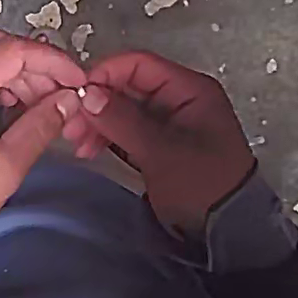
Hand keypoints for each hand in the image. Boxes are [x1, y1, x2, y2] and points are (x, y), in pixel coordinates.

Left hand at [0, 30, 100, 233]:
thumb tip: (66, 101)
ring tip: (45, 106)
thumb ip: (40, 127)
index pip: (12, 51)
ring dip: (22, 77)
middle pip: (0, 48)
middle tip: (63, 91)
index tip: (75, 78)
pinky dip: (3, 86)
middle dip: (38, 67)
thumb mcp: (4, 166)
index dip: (52, 61)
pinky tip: (21, 109)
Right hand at [82, 50, 255, 236]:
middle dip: (95, 103)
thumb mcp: (162, 152)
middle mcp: (176, 100)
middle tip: (71, 127)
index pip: (138, 65)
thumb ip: (123, 121)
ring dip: (95, 122)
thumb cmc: (202, 186)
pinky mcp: (154, 144)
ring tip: (77, 143)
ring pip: (119, 108)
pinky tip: (89, 150)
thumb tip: (87, 94)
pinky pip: (122, 129)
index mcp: (188, 90)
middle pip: (125, 86)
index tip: (76, 97)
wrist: (226, 231)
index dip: (105, 75)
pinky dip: (104, 136)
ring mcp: (165, 123)